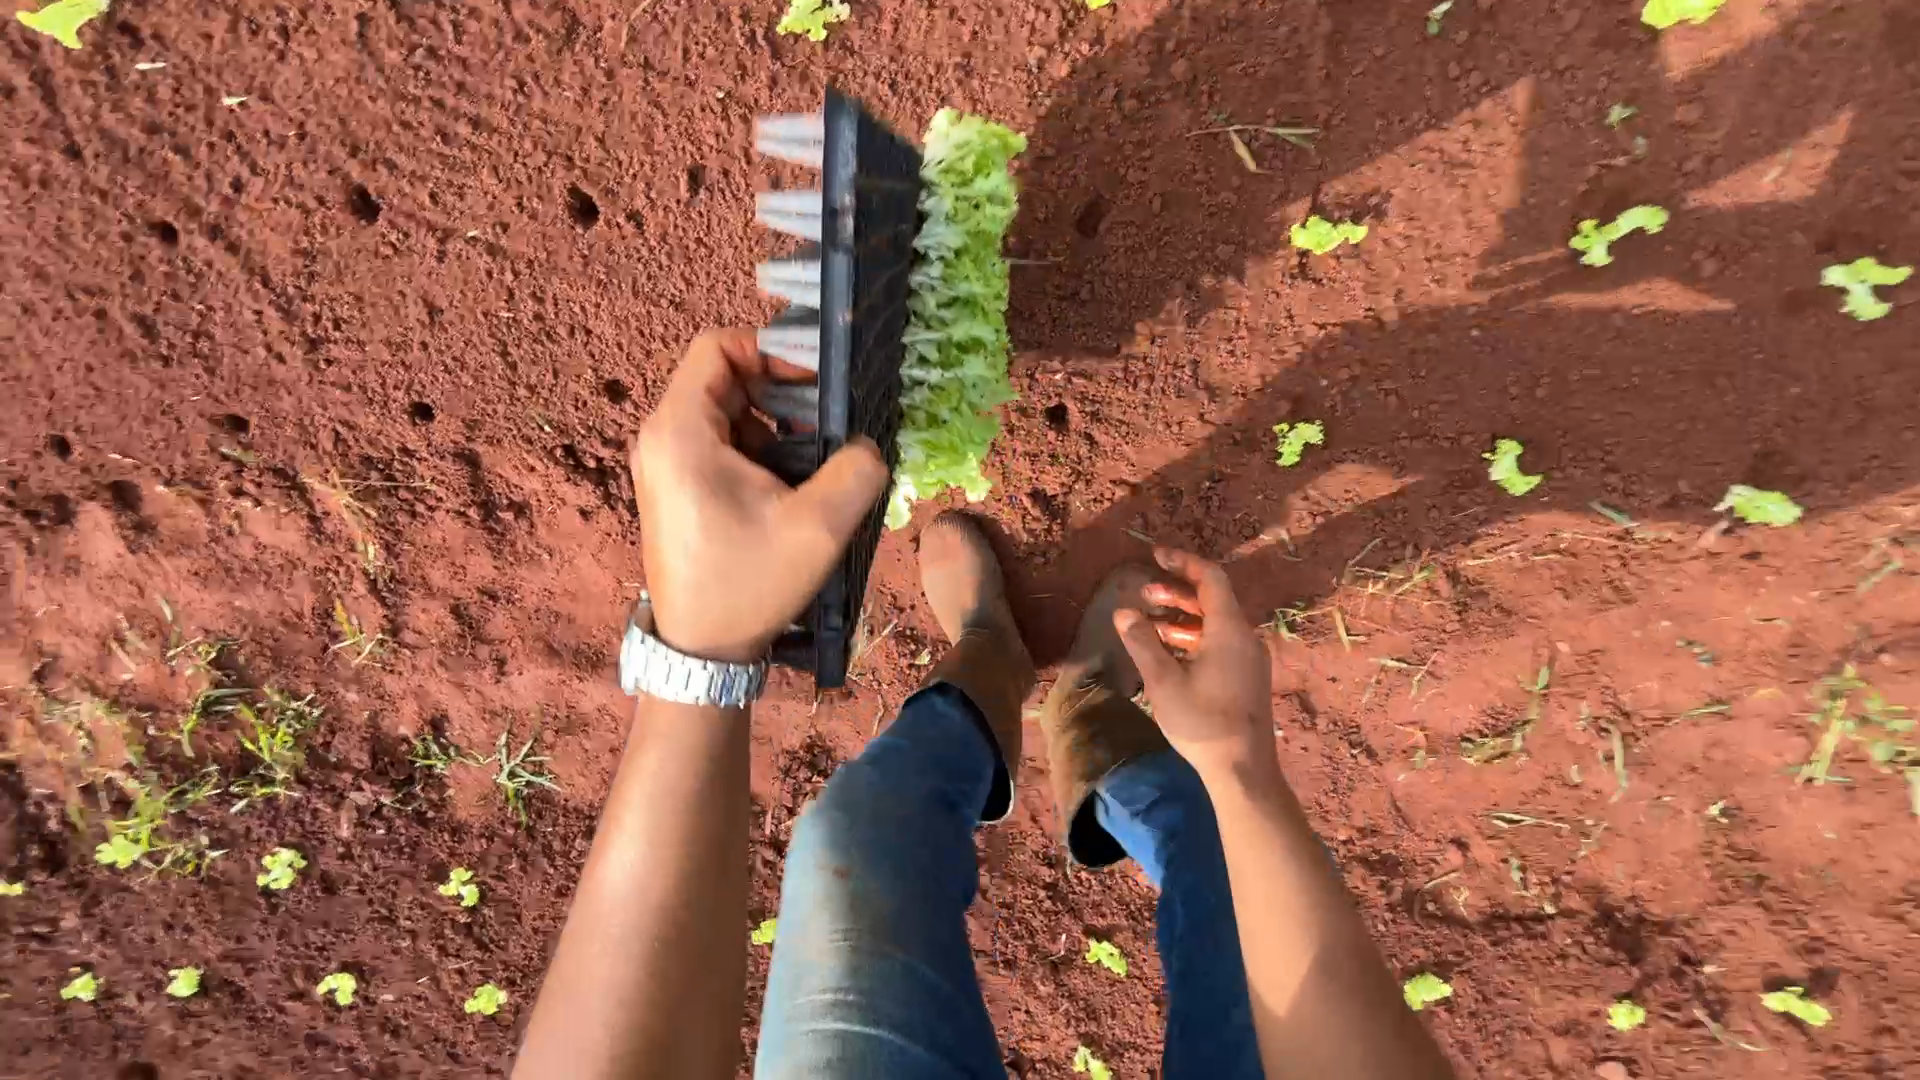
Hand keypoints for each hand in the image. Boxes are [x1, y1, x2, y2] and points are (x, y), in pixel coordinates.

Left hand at [630, 329, 889, 663]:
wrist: (702, 650)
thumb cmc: (750, 584)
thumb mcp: (819, 527)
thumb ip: (857, 470)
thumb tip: (865, 445)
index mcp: (681, 432)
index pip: (718, 346)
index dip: (772, 352)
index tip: (816, 385)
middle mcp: (662, 439)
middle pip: (724, 379)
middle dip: (782, 396)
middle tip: (826, 428)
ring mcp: (665, 466)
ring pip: (727, 415)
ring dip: (776, 429)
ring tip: (813, 467)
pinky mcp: (677, 490)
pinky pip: (721, 446)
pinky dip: (760, 454)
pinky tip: (789, 492)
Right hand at [1113, 549, 1276, 781]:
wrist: (1242, 769)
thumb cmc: (1202, 722)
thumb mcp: (1163, 681)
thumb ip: (1142, 642)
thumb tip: (1123, 611)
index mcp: (1229, 630)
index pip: (1210, 578)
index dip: (1183, 562)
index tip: (1156, 556)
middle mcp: (1244, 637)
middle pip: (1213, 599)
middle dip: (1177, 590)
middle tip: (1145, 592)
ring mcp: (1248, 658)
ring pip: (1215, 622)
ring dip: (1183, 615)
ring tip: (1150, 620)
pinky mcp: (1246, 676)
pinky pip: (1220, 641)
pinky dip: (1193, 635)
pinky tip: (1169, 650)